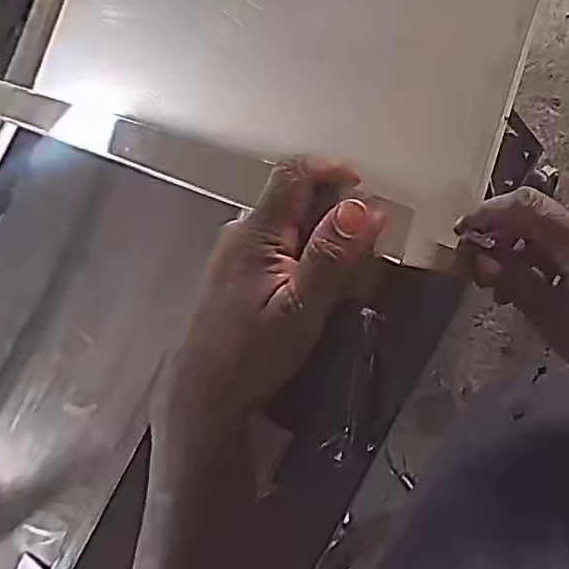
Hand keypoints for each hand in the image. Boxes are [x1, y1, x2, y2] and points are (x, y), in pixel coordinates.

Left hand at [159, 158, 387, 433]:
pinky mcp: (239, 272)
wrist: (203, 400)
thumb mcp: (302, 307)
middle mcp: (242, 232)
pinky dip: (309, 246)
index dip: (330, 168)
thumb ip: (332, 256)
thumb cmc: (251, 355)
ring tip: (349, 259)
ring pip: (290, 219)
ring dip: (324, 227)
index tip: (364, 187)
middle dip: (335, 205)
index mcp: (256, 232)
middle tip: (365, 235)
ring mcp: (237, 252)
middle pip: (294, 195)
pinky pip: (281, 241)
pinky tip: (318, 277)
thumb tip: (361, 207)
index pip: (293, 174)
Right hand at [455, 189, 568, 399]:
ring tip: (497, 286)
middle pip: (531, 216)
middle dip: (498, 237)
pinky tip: (523, 286)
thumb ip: (516, 282)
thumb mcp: (555, 317)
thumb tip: (482, 259)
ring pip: (542, 231)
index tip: (462, 234)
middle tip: (475, 269)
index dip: (487, 214)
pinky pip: (558, 244)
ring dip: (514, 251)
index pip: (524, 205)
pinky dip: (535, 259)